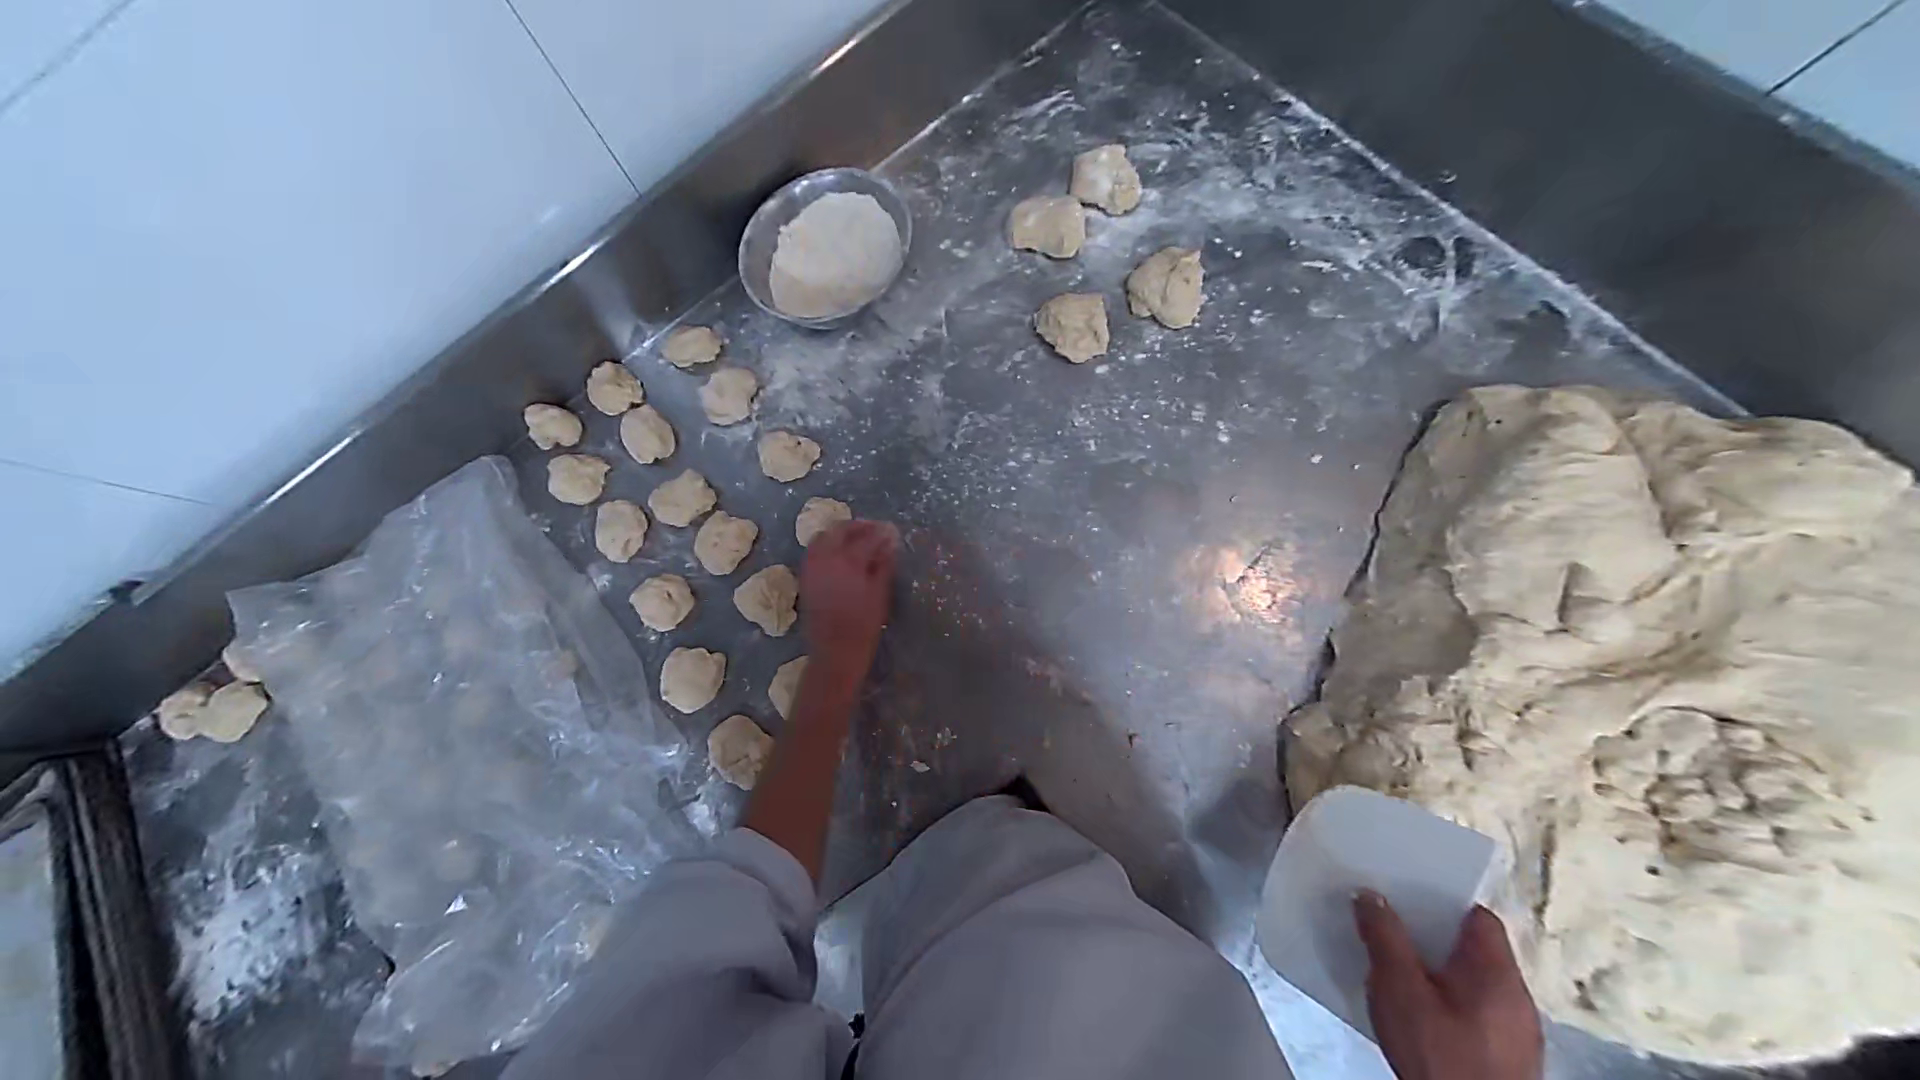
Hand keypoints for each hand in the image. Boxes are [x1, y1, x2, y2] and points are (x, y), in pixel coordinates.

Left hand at [801, 520, 898, 664]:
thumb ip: (884, 564)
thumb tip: (889, 543)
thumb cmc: (864, 625)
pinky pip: (814, 551)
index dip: (881, 532)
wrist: (835, 651)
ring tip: (856, 540)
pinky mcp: (805, 577)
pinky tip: (840, 555)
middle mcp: (827, 558)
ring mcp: (812, 566)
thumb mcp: (880, 594)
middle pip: (840, 529)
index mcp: (849, 561)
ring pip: (823, 537)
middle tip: (874, 530)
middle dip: (858, 526)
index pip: (867, 536)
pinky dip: (827, 545)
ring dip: (840, 533)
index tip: (891, 532)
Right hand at [1353, 892, 1543, 1079]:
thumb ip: (1384, 936)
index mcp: (1497, 973)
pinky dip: (1447, 999)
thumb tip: (1371, 895)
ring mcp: (1518, 1033)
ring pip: (1474, 981)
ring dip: (1438, 969)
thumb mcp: (1398, 987)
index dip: (1442, 901)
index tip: (1405, 895)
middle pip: (1475, 948)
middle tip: (1392, 927)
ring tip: (1398, 967)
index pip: (1479, 917)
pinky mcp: (1507, 1059)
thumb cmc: (1438, 1053)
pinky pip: (1475, 1009)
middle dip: (1432, 935)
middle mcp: (1517, 998)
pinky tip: (1419, 1010)